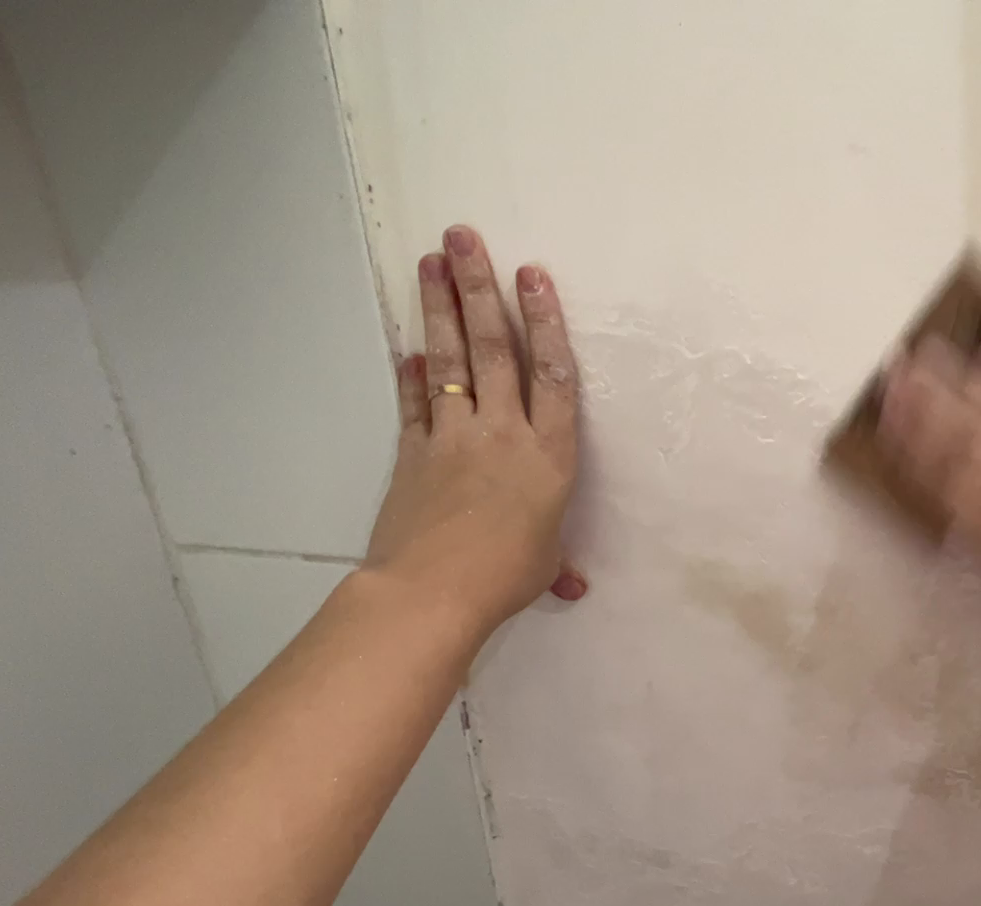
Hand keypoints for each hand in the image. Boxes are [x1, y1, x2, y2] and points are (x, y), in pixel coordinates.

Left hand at [362, 224, 586, 633]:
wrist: (432, 592)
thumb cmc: (506, 577)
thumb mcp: (545, 565)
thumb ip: (558, 561)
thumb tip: (573, 586)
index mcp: (548, 454)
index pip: (551, 373)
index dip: (544, 321)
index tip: (532, 275)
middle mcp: (503, 432)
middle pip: (493, 349)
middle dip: (480, 290)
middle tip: (463, 238)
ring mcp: (453, 438)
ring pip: (450, 363)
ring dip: (440, 310)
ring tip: (430, 261)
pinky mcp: (413, 453)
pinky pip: (415, 405)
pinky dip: (411, 375)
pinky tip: (408, 348)